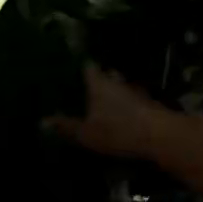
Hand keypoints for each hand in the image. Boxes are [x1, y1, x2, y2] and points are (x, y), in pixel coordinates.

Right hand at [44, 66, 182, 159]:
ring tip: (104, 101)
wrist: (160, 136)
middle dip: (98, 79)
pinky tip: (122, 114)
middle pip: (106, 74)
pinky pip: (132, 99)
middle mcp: (116, 80)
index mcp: (98, 82)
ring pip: (120, 86)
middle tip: (86, 87)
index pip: (87, 66)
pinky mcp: (148, 103)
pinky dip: (126, 104)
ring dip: (114, 92)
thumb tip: (42, 120)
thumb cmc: (118, 130)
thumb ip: (66, 126)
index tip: (71, 68)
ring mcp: (134, 90)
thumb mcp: (87, 132)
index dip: (79, 66)